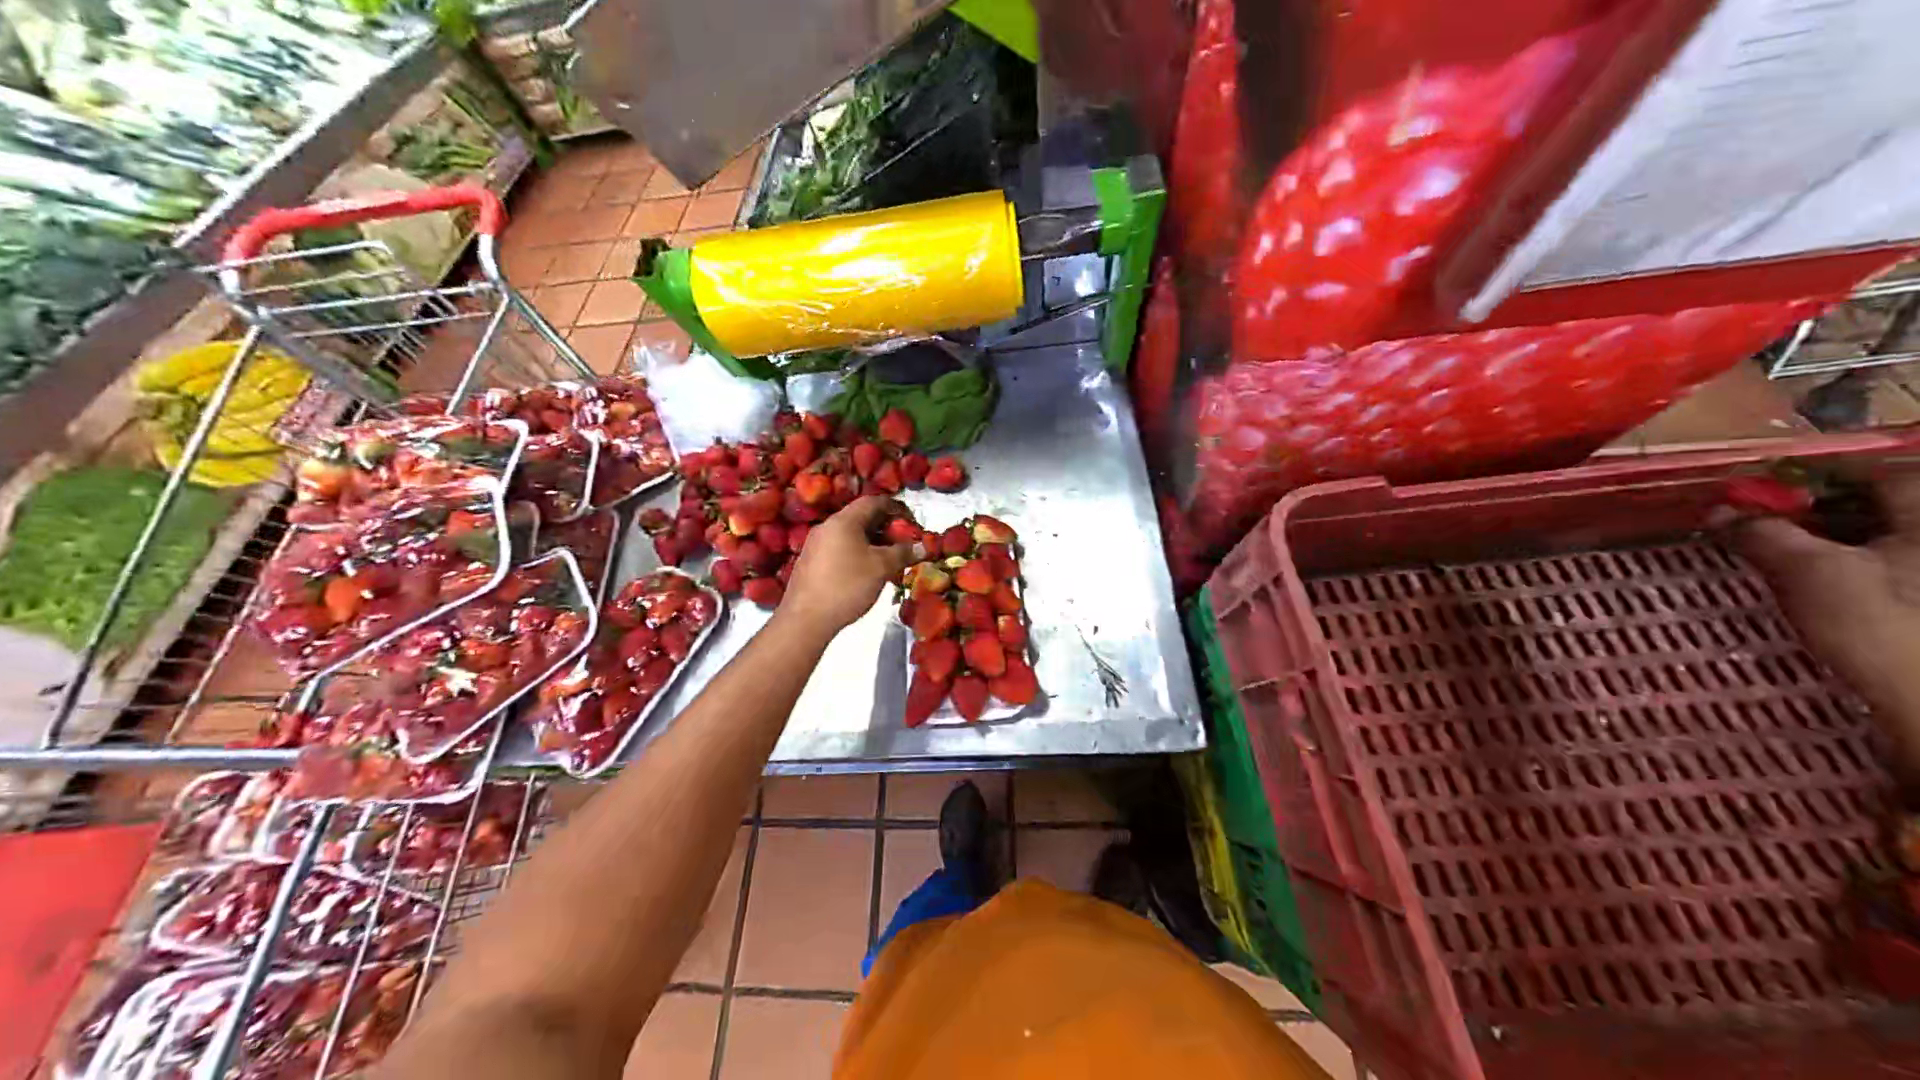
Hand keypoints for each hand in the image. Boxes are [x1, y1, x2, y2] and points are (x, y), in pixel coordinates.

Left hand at [777, 496, 920, 634]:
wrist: (805, 619)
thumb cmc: (847, 586)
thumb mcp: (881, 568)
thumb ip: (903, 553)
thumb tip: (923, 547)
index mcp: (843, 521)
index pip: (873, 502)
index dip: (896, 507)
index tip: (912, 521)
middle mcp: (827, 527)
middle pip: (861, 518)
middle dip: (886, 528)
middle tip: (905, 543)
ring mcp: (816, 545)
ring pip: (851, 536)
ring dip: (873, 543)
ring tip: (891, 559)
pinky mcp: (811, 563)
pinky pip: (840, 549)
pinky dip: (859, 553)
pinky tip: (868, 572)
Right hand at [1732, 468, 1919, 776]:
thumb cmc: (1885, 626)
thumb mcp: (1808, 573)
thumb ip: (1761, 534)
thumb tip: (1718, 511)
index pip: (1869, 471)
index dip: (1806, 475)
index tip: (1755, 489)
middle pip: (1880, 504)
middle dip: (1816, 511)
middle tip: (1757, 524)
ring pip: (1883, 540)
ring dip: (1831, 542)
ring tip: (1778, 557)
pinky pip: (1892, 571)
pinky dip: (1854, 570)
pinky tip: (1820, 588)